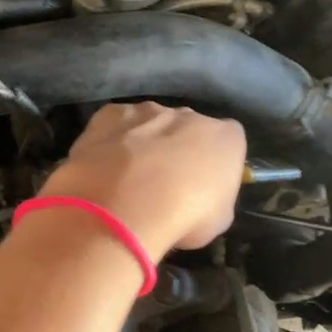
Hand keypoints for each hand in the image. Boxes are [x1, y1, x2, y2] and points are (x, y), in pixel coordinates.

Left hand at [38, 102, 246, 257]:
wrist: (126, 205)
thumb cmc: (184, 217)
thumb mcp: (217, 220)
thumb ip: (216, 197)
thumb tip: (203, 198)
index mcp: (225, 137)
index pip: (228, 141)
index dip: (214, 163)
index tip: (202, 185)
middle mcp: (188, 115)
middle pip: (186, 128)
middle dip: (176, 150)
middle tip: (162, 185)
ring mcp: (146, 111)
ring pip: (148, 123)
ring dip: (142, 145)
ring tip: (126, 179)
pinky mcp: (109, 114)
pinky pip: (114, 125)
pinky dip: (110, 141)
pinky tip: (102, 167)